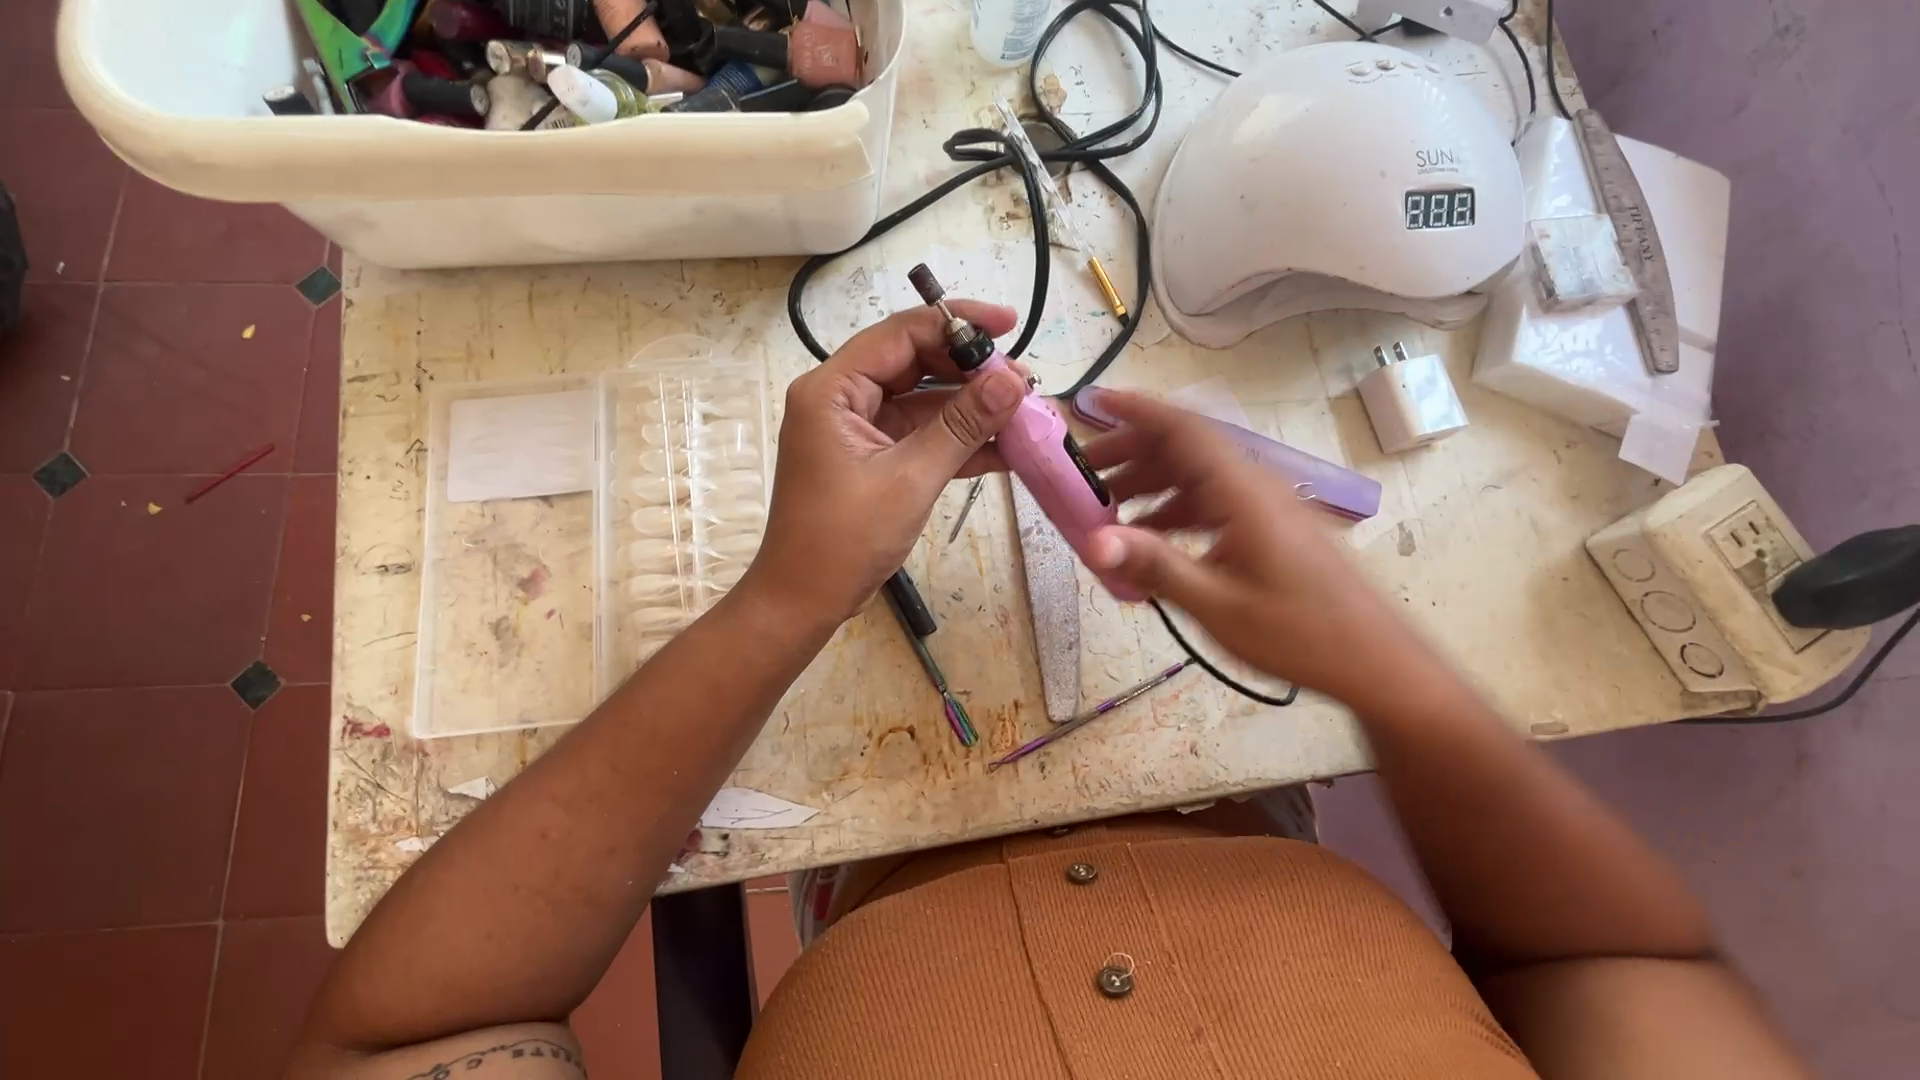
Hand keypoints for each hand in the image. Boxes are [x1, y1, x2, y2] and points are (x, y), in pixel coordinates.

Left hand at [745, 302, 1031, 623]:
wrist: (804, 600)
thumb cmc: (844, 540)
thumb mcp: (910, 478)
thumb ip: (962, 424)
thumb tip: (1013, 381)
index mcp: (832, 389)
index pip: (900, 334)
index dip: (957, 324)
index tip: (1008, 325)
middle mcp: (841, 398)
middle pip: (914, 364)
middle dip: (969, 371)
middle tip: (1023, 380)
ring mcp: (857, 430)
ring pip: (922, 402)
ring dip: (970, 409)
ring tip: (1024, 412)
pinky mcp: (873, 459)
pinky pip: (920, 436)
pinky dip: (957, 441)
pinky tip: (1004, 448)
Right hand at [1080, 392, 1419, 702]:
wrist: (1378, 662)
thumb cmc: (1303, 635)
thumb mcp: (1220, 606)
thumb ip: (1156, 568)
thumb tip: (1092, 543)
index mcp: (1244, 494)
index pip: (1184, 431)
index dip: (1138, 411)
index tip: (1095, 403)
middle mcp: (1254, 488)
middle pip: (1185, 450)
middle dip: (1130, 454)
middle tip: (1082, 474)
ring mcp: (1265, 508)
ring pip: (1196, 478)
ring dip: (1149, 485)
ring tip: (1104, 509)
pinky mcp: (1270, 529)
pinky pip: (1212, 504)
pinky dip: (1173, 511)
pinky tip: (1150, 540)